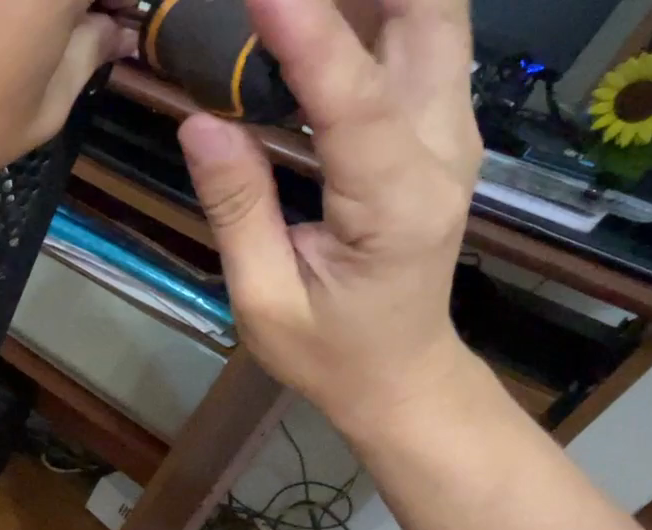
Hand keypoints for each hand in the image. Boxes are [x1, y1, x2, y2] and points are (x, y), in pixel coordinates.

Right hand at [178, 0, 484, 435]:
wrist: (400, 371)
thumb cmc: (328, 351)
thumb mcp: (264, 298)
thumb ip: (238, 209)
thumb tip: (200, 125)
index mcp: (396, 205)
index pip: (354, 102)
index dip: (311, 36)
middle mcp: (442, 152)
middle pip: (430, 21)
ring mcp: (452, 134)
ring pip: (435, 18)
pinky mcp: (441, 130)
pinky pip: (423, 42)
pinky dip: (381, 10)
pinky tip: (332, 7)